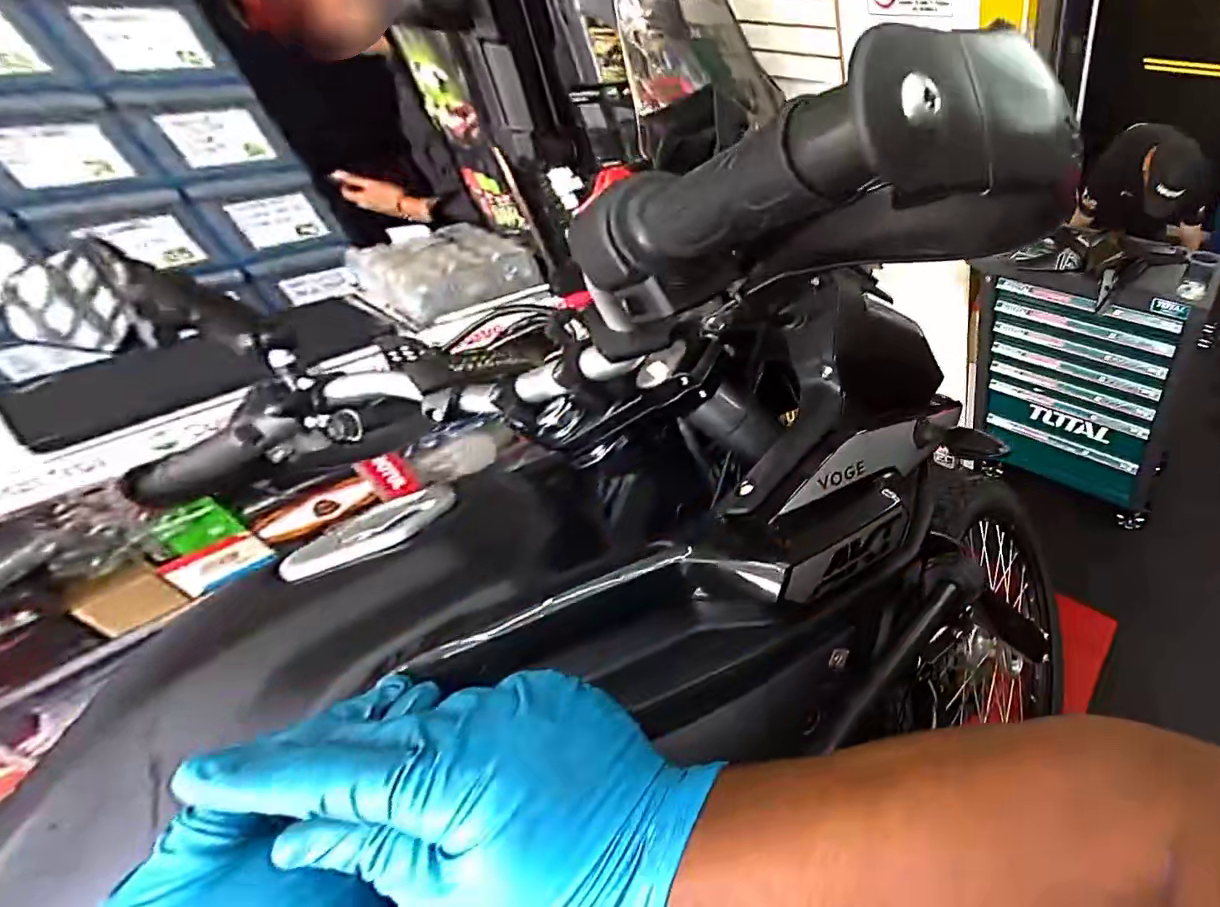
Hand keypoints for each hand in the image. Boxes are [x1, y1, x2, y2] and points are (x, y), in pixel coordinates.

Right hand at [174, 670, 724, 906]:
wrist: (650, 835)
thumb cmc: (562, 879)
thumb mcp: (450, 890)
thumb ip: (377, 850)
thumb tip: (309, 834)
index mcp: (456, 773)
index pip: (340, 771)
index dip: (270, 774)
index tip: (211, 773)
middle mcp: (492, 719)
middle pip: (384, 732)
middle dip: (317, 751)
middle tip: (258, 770)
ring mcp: (529, 698)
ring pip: (434, 714)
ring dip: (386, 737)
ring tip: (333, 764)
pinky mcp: (554, 692)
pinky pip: (485, 704)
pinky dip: (450, 725)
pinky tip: (428, 748)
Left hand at [332, 171, 429, 220]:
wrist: (410, 206)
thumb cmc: (390, 193)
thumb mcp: (370, 183)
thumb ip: (353, 179)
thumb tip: (334, 174)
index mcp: (359, 198)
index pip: (345, 192)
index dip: (345, 184)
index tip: (350, 178)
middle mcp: (365, 205)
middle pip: (355, 197)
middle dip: (356, 190)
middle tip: (362, 182)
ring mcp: (376, 209)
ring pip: (366, 201)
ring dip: (367, 195)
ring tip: (374, 188)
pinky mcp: (386, 211)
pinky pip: (376, 204)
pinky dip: (377, 199)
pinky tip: (384, 196)